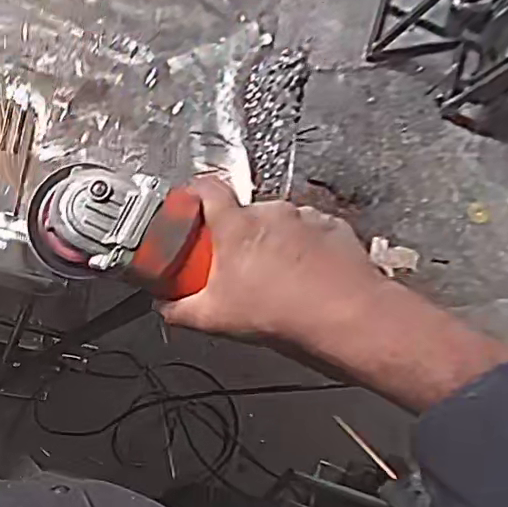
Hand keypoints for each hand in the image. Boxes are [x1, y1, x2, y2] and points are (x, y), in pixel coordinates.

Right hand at [158, 175, 390, 345]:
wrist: (344, 317)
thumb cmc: (279, 312)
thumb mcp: (210, 318)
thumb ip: (177, 310)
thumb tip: (164, 308)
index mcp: (236, 227)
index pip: (206, 189)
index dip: (192, 193)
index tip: (187, 207)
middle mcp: (271, 213)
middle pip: (241, 214)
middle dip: (231, 236)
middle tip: (227, 266)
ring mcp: (306, 218)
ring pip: (275, 224)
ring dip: (266, 243)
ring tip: (266, 277)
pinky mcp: (333, 229)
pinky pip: (306, 233)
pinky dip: (297, 250)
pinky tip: (296, 277)